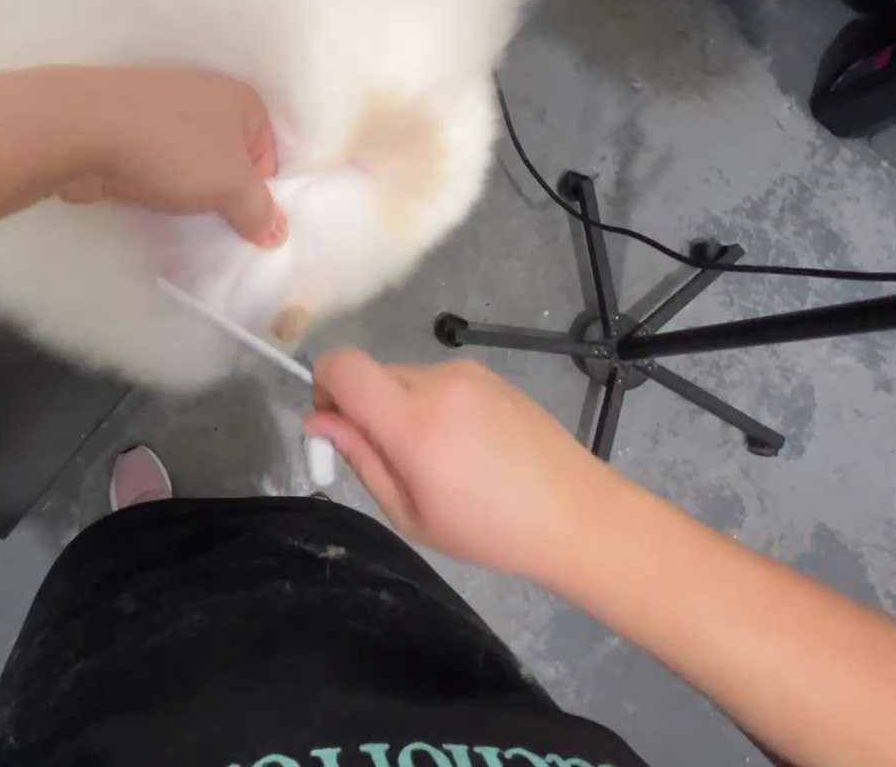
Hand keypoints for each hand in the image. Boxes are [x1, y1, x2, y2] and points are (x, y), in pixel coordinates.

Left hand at [57, 67, 286, 247]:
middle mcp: (207, 98)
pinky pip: (160, 166)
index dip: (260, 196)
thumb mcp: (231, 185)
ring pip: (194, 166)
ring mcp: (166, 111)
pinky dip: (159, 187)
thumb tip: (277, 232)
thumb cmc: (171, 149)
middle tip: (217, 228)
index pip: (269, 159)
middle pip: (231, 163)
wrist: (83, 129)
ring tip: (181, 217)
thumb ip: (260, 210)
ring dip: (190, 195)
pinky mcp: (132, 129)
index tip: (246, 224)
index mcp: (242, 101)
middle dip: (225, 197)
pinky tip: (151, 203)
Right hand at [306, 349, 604, 578]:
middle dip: (364, 408)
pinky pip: (436, 379)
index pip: (342, 365)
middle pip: (371, 374)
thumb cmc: (488, 529)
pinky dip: (431, 404)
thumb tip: (318, 421)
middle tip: (392, 459)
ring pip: (403, 377)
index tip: (333, 423)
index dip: (322, 385)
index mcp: (413, 421)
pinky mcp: (488, 373)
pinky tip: (464, 445)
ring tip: (438, 457)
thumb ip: (360, 458)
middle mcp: (437, 381)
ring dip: (399, 407)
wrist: (577, 513)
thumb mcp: (410, 512)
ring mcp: (466, 372)